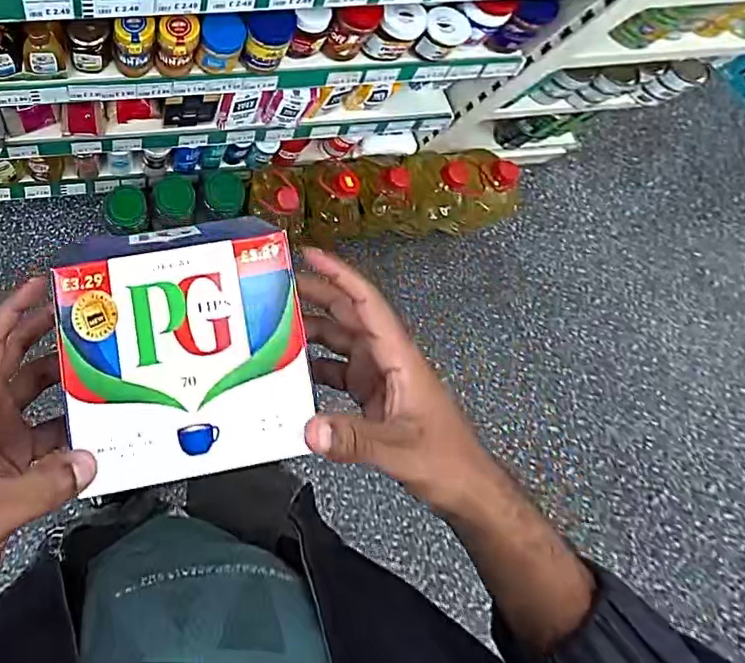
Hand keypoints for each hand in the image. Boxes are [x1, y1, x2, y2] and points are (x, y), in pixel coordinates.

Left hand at [0, 277, 96, 607]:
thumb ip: (48, 483)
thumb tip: (90, 459)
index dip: (13, 311)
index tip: (37, 286)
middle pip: (14, 358)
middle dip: (41, 329)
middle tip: (74, 310)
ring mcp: (0, 435)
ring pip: (34, 390)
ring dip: (61, 375)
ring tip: (94, 362)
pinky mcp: (14, 457)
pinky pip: (47, 426)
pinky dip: (70, 420)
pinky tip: (95, 422)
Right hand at [299, 248, 511, 517]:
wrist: (466, 487)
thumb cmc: (449, 459)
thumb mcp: (399, 450)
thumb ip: (353, 440)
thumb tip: (311, 428)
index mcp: (399, 355)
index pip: (366, 301)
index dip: (339, 274)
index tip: (313, 256)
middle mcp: (387, 357)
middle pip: (347, 314)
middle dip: (316, 294)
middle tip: (281, 285)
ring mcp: (379, 375)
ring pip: (340, 340)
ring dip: (311, 330)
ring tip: (278, 324)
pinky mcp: (372, 394)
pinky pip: (337, 370)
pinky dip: (315, 366)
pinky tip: (293, 372)